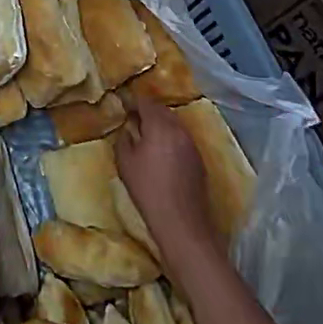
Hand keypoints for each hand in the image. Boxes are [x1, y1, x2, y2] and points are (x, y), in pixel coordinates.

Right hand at [115, 97, 215, 263]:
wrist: (181, 221)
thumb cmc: (148, 189)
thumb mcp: (125, 163)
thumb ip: (123, 139)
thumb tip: (127, 129)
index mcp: (160, 125)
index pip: (146, 102)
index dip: (133, 102)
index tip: (123, 107)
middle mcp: (179, 129)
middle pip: (162, 110)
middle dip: (148, 111)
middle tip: (133, 120)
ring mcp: (192, 143)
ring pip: (174, 123)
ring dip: (161, 124)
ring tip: (147, 135)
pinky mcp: (199, 158)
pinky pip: (182, 137)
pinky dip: (171, 137)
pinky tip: (163, 151)